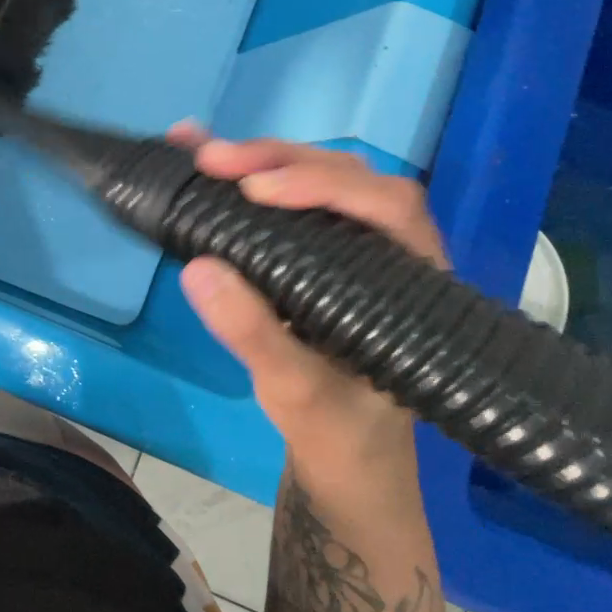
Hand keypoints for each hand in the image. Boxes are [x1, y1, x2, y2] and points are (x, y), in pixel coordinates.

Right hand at [172, 126, 447, 489]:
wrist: (345, 454)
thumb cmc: (338, 426)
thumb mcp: (296, 390)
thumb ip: (254, 334)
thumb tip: (199, 270)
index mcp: (412, 280)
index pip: (385, 207)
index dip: (323, 185)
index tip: (256, 189)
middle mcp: (389, 250)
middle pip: (346, 178)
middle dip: (280, 160)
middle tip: (213, 161)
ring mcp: (350, 247)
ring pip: (317, 178)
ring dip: (262, 160)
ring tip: (204, 157)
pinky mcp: (313, 250)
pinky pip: (284, 201)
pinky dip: (244, 176)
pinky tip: (199, 163)